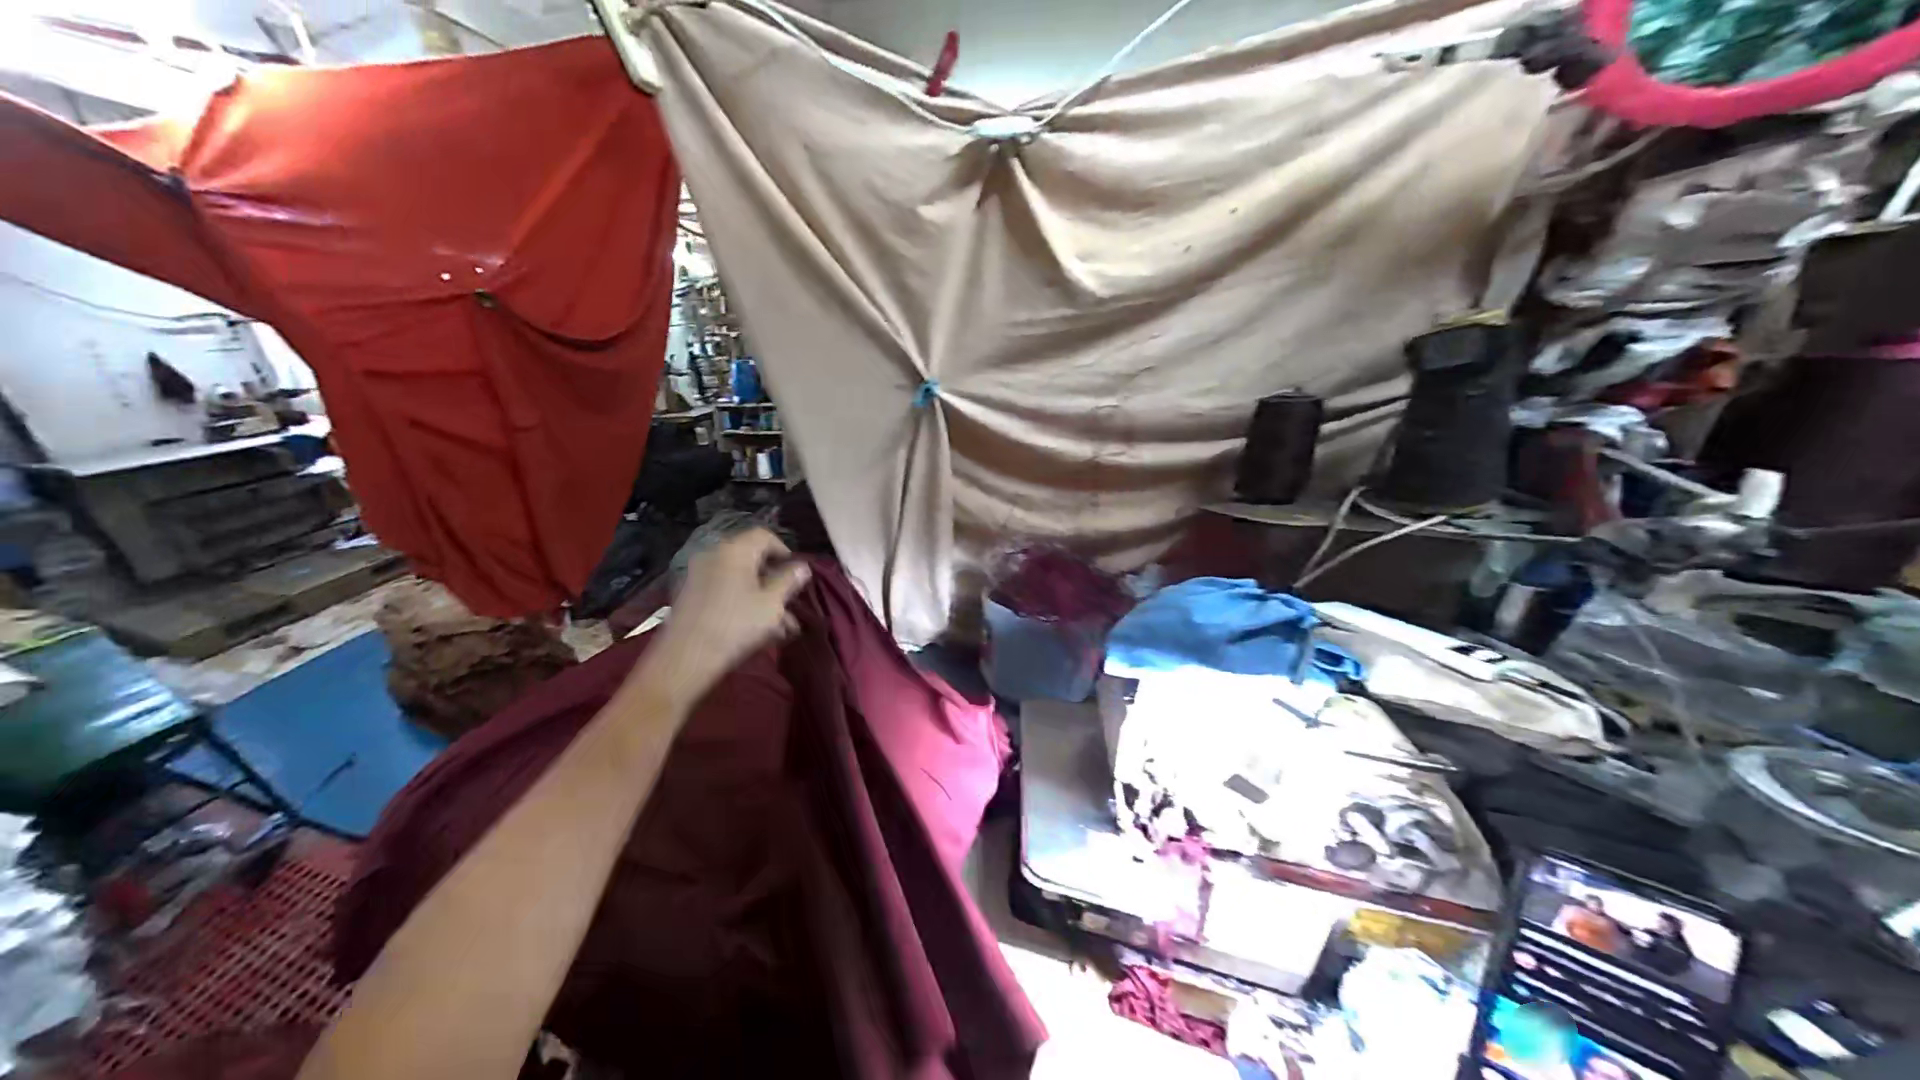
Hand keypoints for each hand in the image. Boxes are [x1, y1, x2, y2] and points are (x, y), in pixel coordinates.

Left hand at [635, 528, 809, 708]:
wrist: (685, 658)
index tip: (797, 574)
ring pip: (740, 579)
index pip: (764, 535)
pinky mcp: (691, 596)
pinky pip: (725, 591)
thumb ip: (789, 581)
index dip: (785, 551)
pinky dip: (743, 602)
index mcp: (735, 550)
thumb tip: (803, 566)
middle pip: (751, 558)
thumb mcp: (772, 603)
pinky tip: (758, 629)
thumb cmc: (735, 625)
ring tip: (782, 625)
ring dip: (762, 596)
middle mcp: (714, 555)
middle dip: (775, 580)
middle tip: (792, 602)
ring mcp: (699, 575)